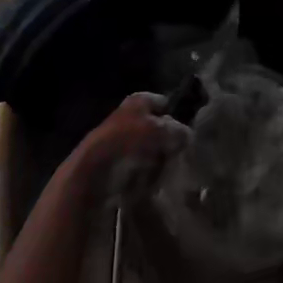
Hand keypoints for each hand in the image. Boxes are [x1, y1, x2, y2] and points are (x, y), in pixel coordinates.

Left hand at [75, 92, 190, 189]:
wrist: (95, 169)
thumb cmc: (130, 140)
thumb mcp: (161, 131)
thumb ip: (178, 130)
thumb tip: (187, 135)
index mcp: (139, 101)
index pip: (164, 103)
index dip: (176, 115)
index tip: (187, 132)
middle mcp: (130, 115)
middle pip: (158, 127)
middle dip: (168, 142)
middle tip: (176, 154)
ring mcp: (122, 139)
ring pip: (151, 149)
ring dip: (158, 161)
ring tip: (163, 171)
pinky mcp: (117, 162)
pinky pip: (141, 166)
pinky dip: (147, 174)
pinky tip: (150, 181)